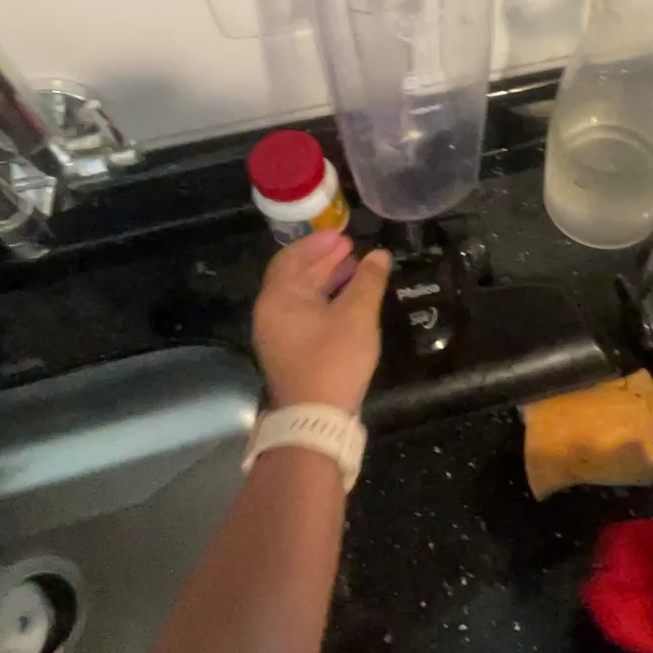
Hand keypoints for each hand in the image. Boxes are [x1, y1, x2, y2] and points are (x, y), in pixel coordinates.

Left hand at [250, 230, 391, 412]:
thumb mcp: (356, 315)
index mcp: (279, 298)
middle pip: (296, 275)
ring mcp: (280, 334)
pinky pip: (307, 312)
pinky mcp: (292, 350)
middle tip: (352, 246)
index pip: (292, 257)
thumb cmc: (333, 359)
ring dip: (328, 278)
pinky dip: (327, 299)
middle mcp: (272, 313)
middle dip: (324, 259)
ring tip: (357, 267)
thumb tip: (380, 254)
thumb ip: (369, 280)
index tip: (342, 233)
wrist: (315, 419)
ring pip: (303, 295)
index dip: (317, 243)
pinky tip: (351, 298)